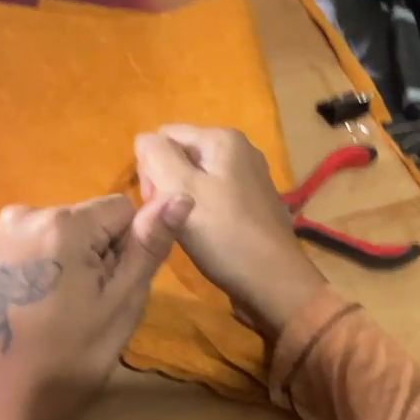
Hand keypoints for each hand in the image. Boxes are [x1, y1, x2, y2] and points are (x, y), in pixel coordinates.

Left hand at [0, 192, 191, 419]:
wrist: (12, 396)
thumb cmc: (76, 354)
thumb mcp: (123, 301)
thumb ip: (149, 244)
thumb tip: (181, 196)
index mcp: (64, 225)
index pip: (121, 209)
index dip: (125, 248)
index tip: (109, 288)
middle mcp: (23, 213)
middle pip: (85, 218)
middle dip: (93, 251)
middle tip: (85, 302)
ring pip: (57, 229)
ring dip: (65, 256)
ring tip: (58, 302)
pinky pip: (27, 241)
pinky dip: (36, 262)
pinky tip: (33, 298)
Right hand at [132, 126, 325, 334]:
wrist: (274, 282)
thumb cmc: (224, 235)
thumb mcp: (180, 190)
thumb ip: (155, 156)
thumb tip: (145, 140)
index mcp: (222, 139)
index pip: (163, 136)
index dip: (150, 168)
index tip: (157, 203)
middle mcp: (240, 151)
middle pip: (181, 156)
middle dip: (166, 184)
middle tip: (168, 219)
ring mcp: (250, 179)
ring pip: (195, 180)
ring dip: (181, 203)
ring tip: (186, 230)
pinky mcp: (253, 205)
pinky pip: (214, 198)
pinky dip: (202, 214)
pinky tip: (205, 236)